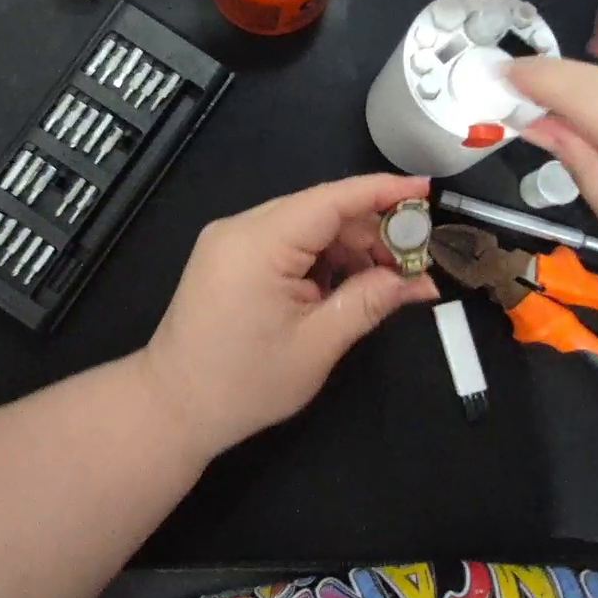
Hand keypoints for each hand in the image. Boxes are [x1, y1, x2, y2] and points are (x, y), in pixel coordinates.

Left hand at [138, 174, 439, 455]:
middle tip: (416, 263)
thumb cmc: (244, 384)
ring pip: (305, 227)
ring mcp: (230, 241)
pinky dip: (321, 259)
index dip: (381, 191)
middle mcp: (240, 228)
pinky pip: (286, 243)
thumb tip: (418, 280)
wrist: (172, 407)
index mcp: (258, 243)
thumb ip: (369, 302)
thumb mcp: (317, 346)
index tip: (425, 190)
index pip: (330, 200)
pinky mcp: (229, 257)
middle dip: (371, 232)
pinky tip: (348, 286)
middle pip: (320, 212)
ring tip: (388, 282)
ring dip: (348, 248)